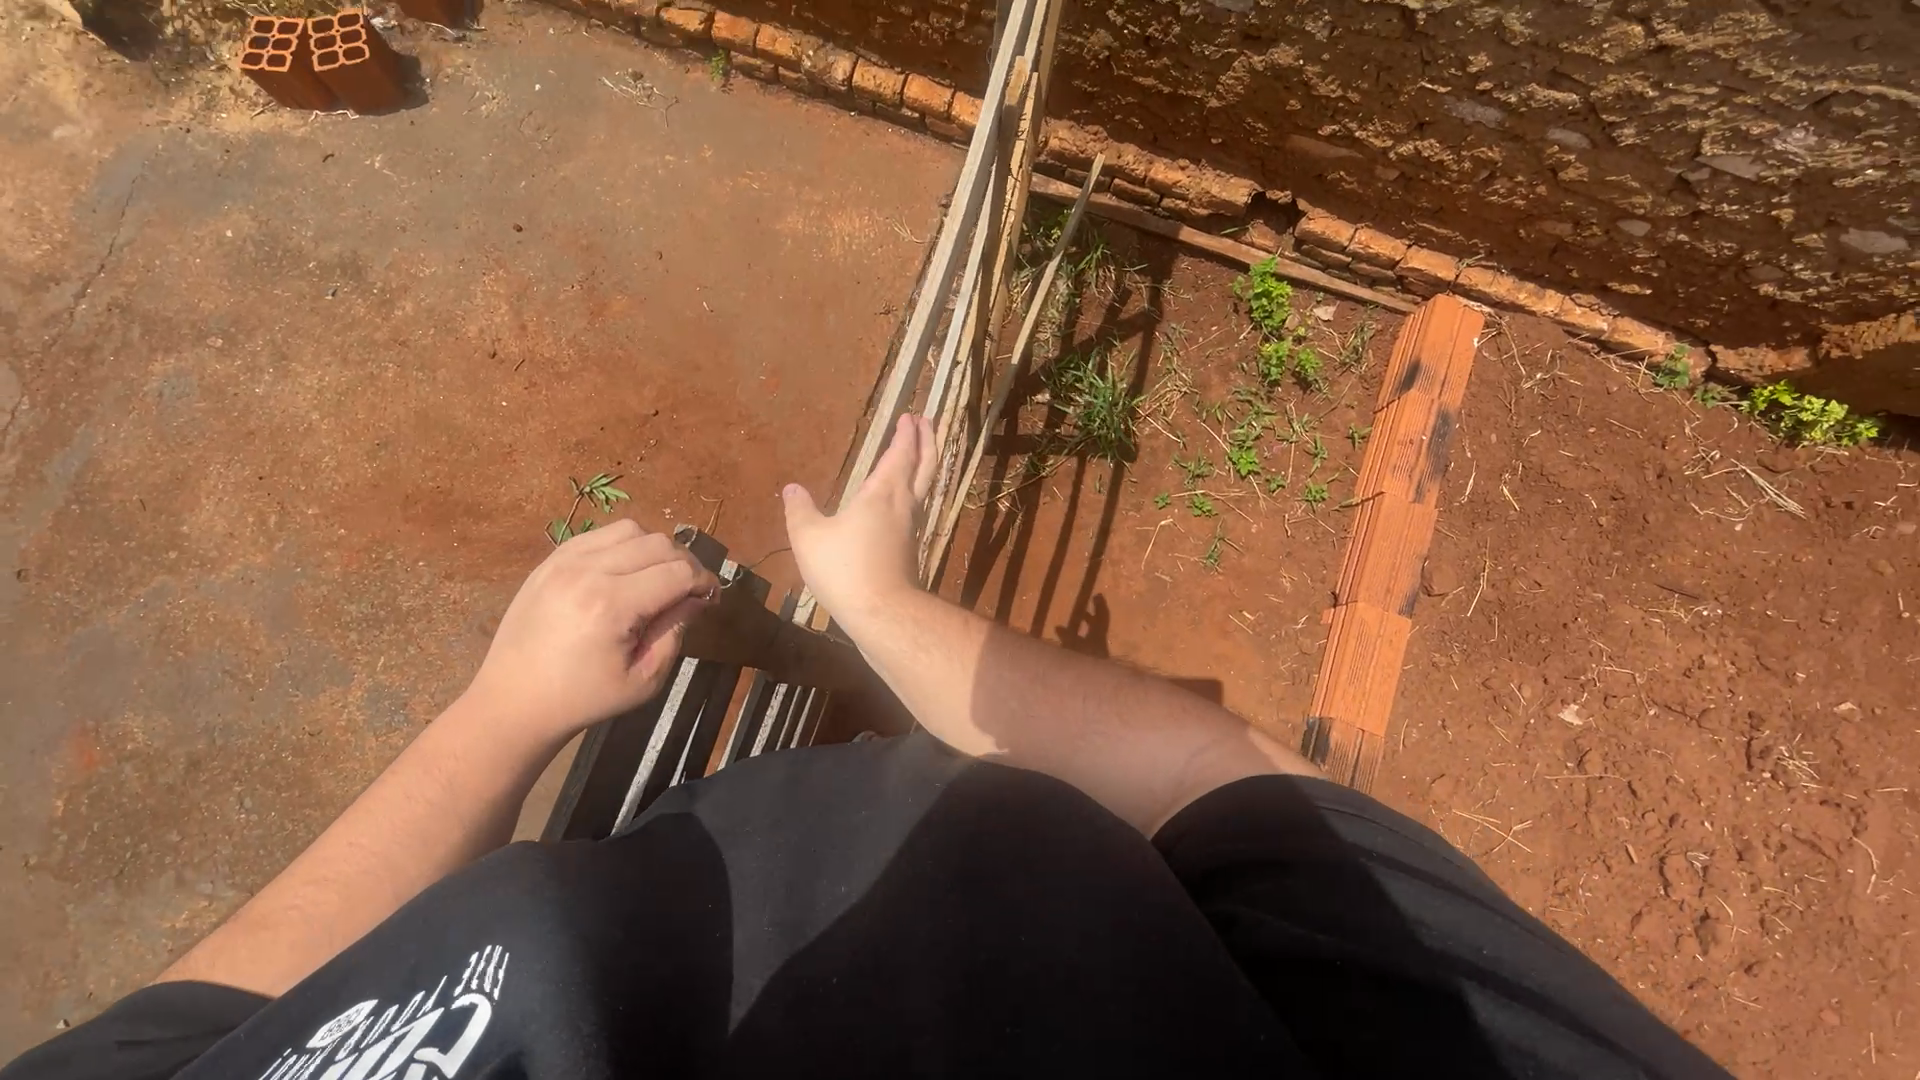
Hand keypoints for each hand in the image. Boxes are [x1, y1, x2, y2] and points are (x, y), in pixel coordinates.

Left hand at [460, 519, 718, 741]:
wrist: (514, 702)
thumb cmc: (584, 698)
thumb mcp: (644, 677)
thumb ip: (675, 630)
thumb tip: (699, 597)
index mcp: (611, 605)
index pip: (678, 572)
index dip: (704, 582)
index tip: (711, 598)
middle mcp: (587, 572)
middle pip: (659, 544)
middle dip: (685, 563)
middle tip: (689, 590)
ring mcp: (564, 561)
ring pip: (631, 530)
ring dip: (655, 550)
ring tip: (657, 577)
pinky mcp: (550, 561)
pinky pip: (600, 534)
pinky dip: (624, 545)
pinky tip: (626, 571)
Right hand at [783, 413, 935, 623]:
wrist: (881, 612)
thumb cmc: (844, 568)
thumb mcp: (809, 537)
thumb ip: (800, 510)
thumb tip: (792, 488)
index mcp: (883, 493)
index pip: (901, 454)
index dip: (907, 434)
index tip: (910, 417)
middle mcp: (904, 505)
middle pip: (925, 466)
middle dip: (927, 441)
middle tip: (927, 423)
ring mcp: (911, 529)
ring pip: (925, 488)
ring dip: (925, 465)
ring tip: (919, 454)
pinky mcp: (910, 550)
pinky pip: (916, 509)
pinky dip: (915, 492)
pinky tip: (902, 502)